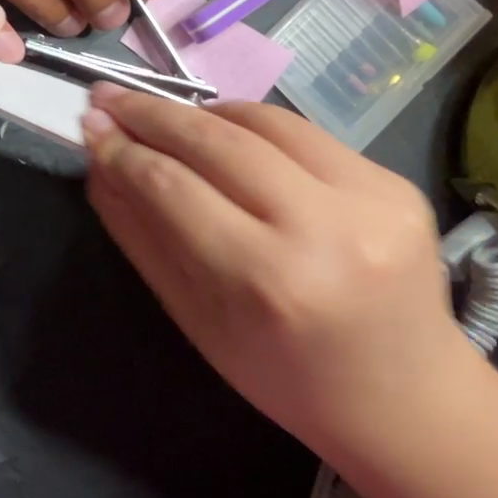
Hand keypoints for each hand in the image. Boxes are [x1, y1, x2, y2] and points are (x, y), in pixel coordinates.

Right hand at [80, 85, 475, 450]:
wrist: (406, 400)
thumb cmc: (281, 374)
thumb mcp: (193, 316)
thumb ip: (140, 233)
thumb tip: (99, 162)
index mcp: (266, 280)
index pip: (171, 187)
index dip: (122, 150)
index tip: (90, 125)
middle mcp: (324, 229)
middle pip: (215, 141)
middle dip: (152, 114)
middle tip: (109, 96)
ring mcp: (371, 198)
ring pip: (262, 121)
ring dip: (200, 110)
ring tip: (161, 113)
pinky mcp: (396, 182)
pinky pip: (303, 133)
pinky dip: (250, 125)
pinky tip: (222, 133)